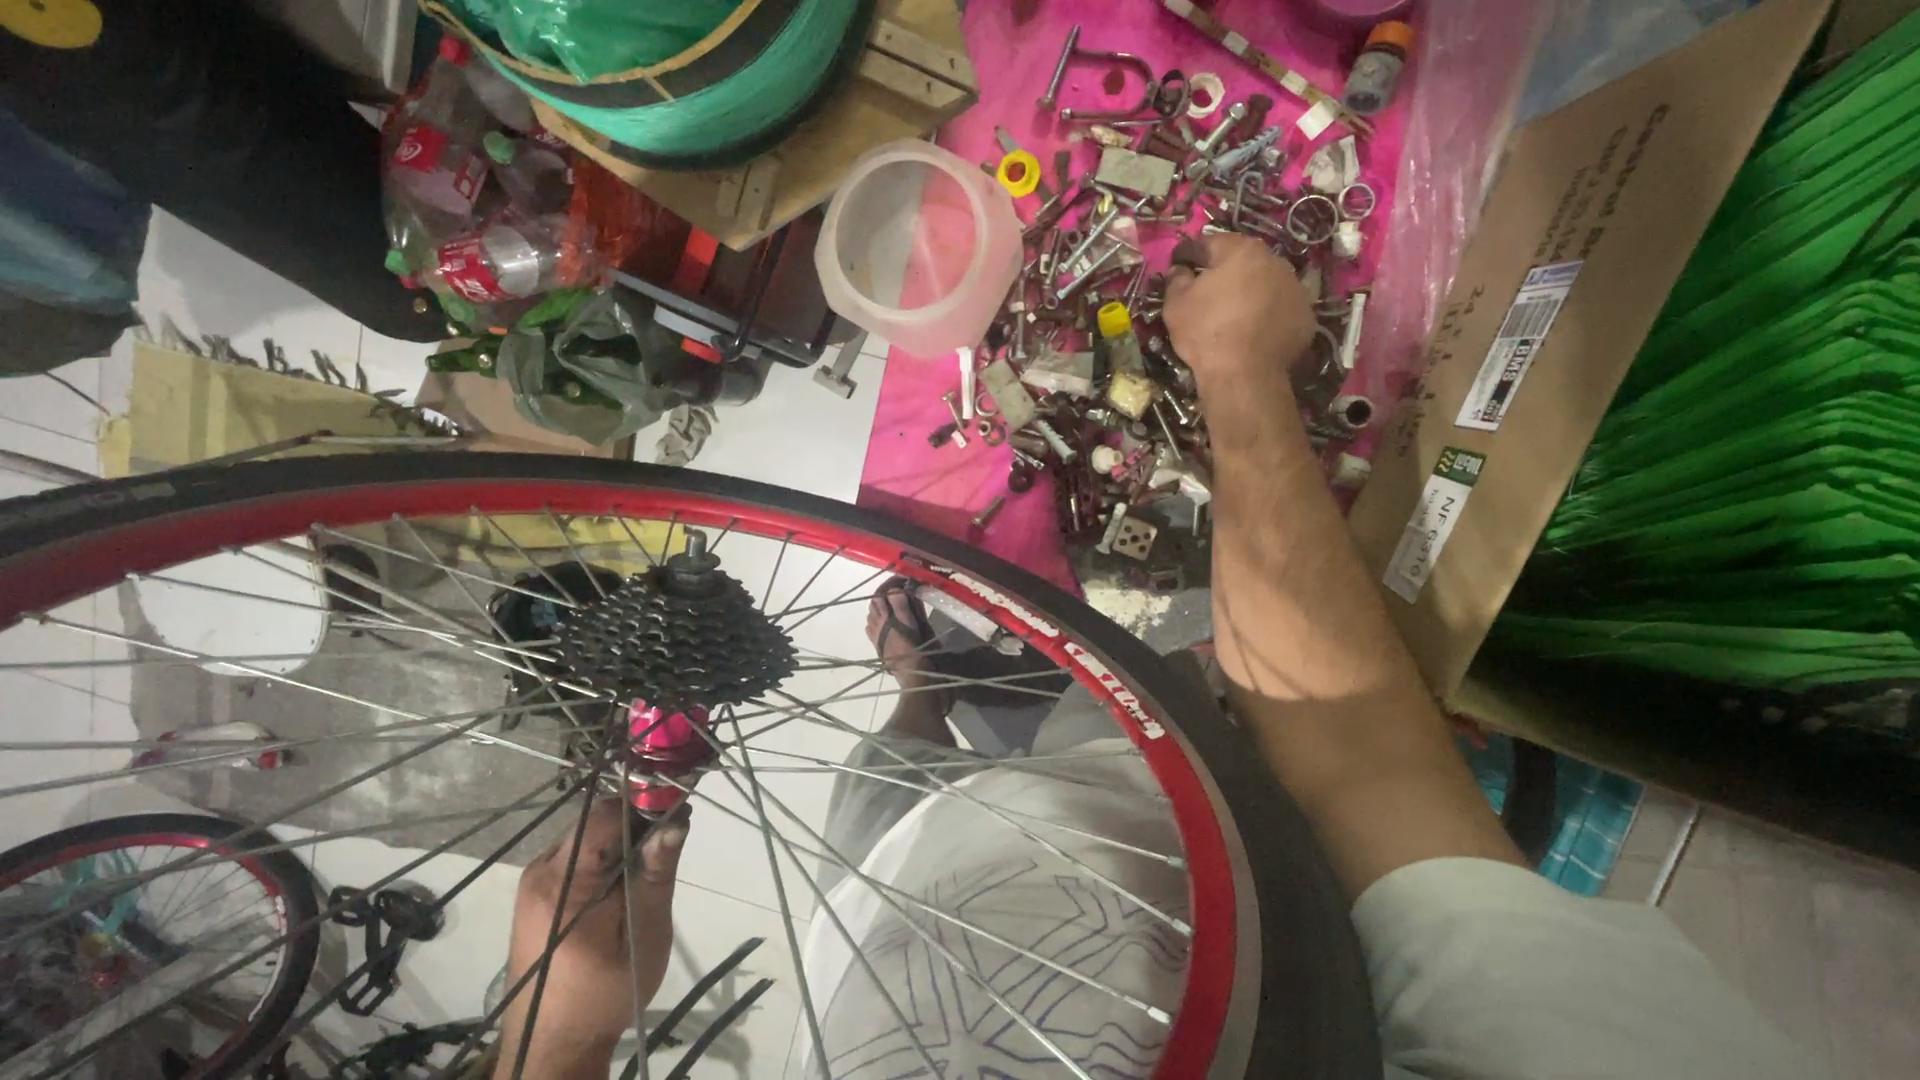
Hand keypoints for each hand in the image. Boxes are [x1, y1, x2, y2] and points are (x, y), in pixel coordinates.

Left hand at [493, 800, 687, 1078]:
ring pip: (588, 835)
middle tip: (666, 849)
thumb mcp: (643, 932)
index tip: (678, 814)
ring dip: (621, 842)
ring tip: (645, 873)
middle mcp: (541, 870)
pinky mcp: (536, 895)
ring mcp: (534, 882)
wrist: (553, 1045)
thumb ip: (655, 872)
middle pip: (596, 820)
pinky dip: (604, 858)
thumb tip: (676, 818)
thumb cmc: (604, 991)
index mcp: (563, 879)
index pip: (608, 813)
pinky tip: (620, 888)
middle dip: (636, 824)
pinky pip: (576, 856)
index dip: (646, 805)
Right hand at [1162, 233, 1315, 387]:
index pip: (1211, 242)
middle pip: (1244, 261)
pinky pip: (1281, 309)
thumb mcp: (1176, 306)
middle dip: (1226, 272)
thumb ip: (1176, 280)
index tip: (1181, 264)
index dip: (1192, 253)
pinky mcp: (1306, 316)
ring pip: (1267, 283)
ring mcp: (1295, 288)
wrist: (1245, 375)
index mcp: (1241, 251)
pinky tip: (1255, 332)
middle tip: (1209, 291)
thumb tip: (1180, 270)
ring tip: (1235, 314)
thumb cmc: (1206, 333)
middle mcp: (1274, 261)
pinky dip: (1269, 315)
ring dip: (1251, 292)